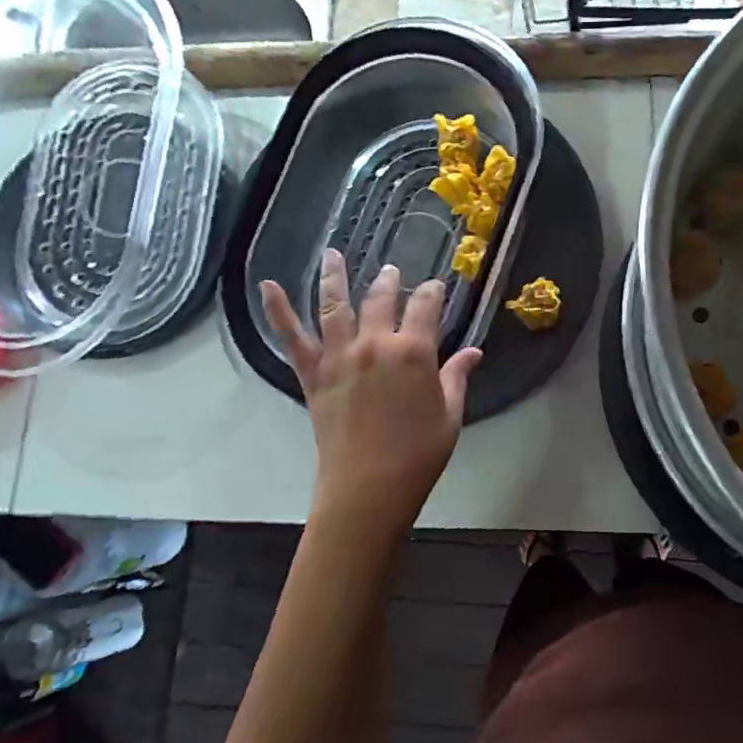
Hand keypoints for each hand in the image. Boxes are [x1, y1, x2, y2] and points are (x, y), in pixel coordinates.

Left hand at [262, 250, 482, 524]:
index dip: (433, 293)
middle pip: (382, 299)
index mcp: (414, 352)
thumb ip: (457, 378)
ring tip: (334, 253)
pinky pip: (293, 338)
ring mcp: (339, 356)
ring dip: (335, 276)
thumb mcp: (450, 416)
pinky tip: (268, 286)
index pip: (426, 307)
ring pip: (335, 305)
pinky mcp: (313, 375)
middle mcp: (375, 344)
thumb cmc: (418, 456)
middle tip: (392, 270)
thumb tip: (474, 352)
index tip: (435, 287)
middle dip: (390, 281)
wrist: (369, 488)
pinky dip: (279, 311)